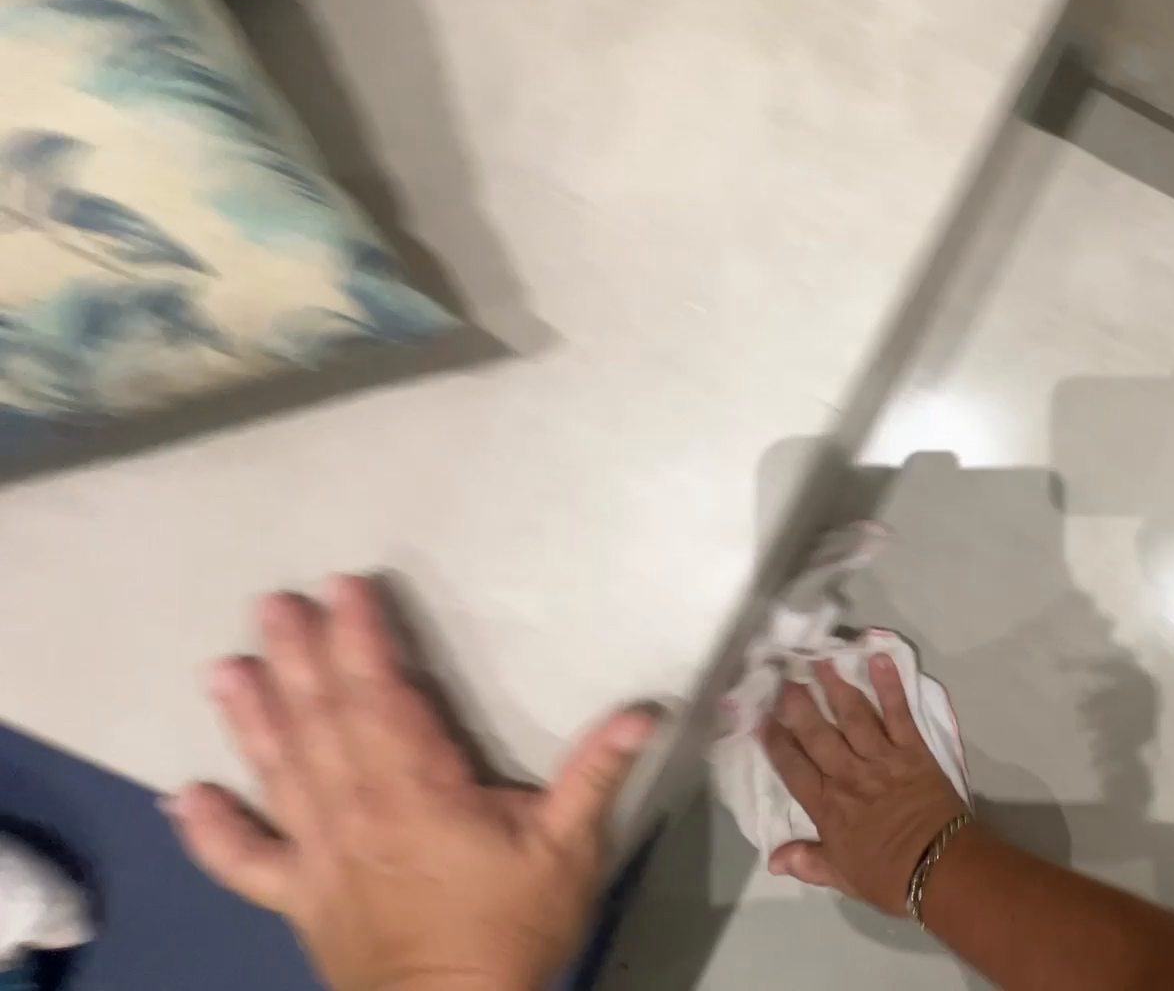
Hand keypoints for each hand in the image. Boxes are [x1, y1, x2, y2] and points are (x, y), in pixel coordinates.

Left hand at [164, 576, 654, 990]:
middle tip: (272, 604)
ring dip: (252, 719)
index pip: (384, 700)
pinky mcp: (300, 898)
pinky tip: (185, 797)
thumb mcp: (571, 846)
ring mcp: (318, 858)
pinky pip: (246, 861)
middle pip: (323, 723)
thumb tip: (643, 710)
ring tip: (224, 669)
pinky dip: (211, 831)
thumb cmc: (512, 926)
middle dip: (302, 659)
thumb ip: (598, 773)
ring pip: (280, 774)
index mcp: (417, 792)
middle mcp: (355, 813)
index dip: (365, 642)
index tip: (345, 591)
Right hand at [759, 655, 968, 915]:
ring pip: (853, 715)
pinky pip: (898, 712)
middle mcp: (850, 775)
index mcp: (829, 807)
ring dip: (837, 686)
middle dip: (799, 704)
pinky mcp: (912, 748)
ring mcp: (882, 757)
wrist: (942, 868)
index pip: (794, 768)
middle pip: (818, 734)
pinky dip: (890, 685)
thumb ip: (808, 861)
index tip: (760, 717)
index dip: (776, 743)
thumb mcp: (843, 877)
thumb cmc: (890, 876)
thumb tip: (774, 858)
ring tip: (822, 660)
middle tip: (784, 676)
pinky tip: (879, 660)